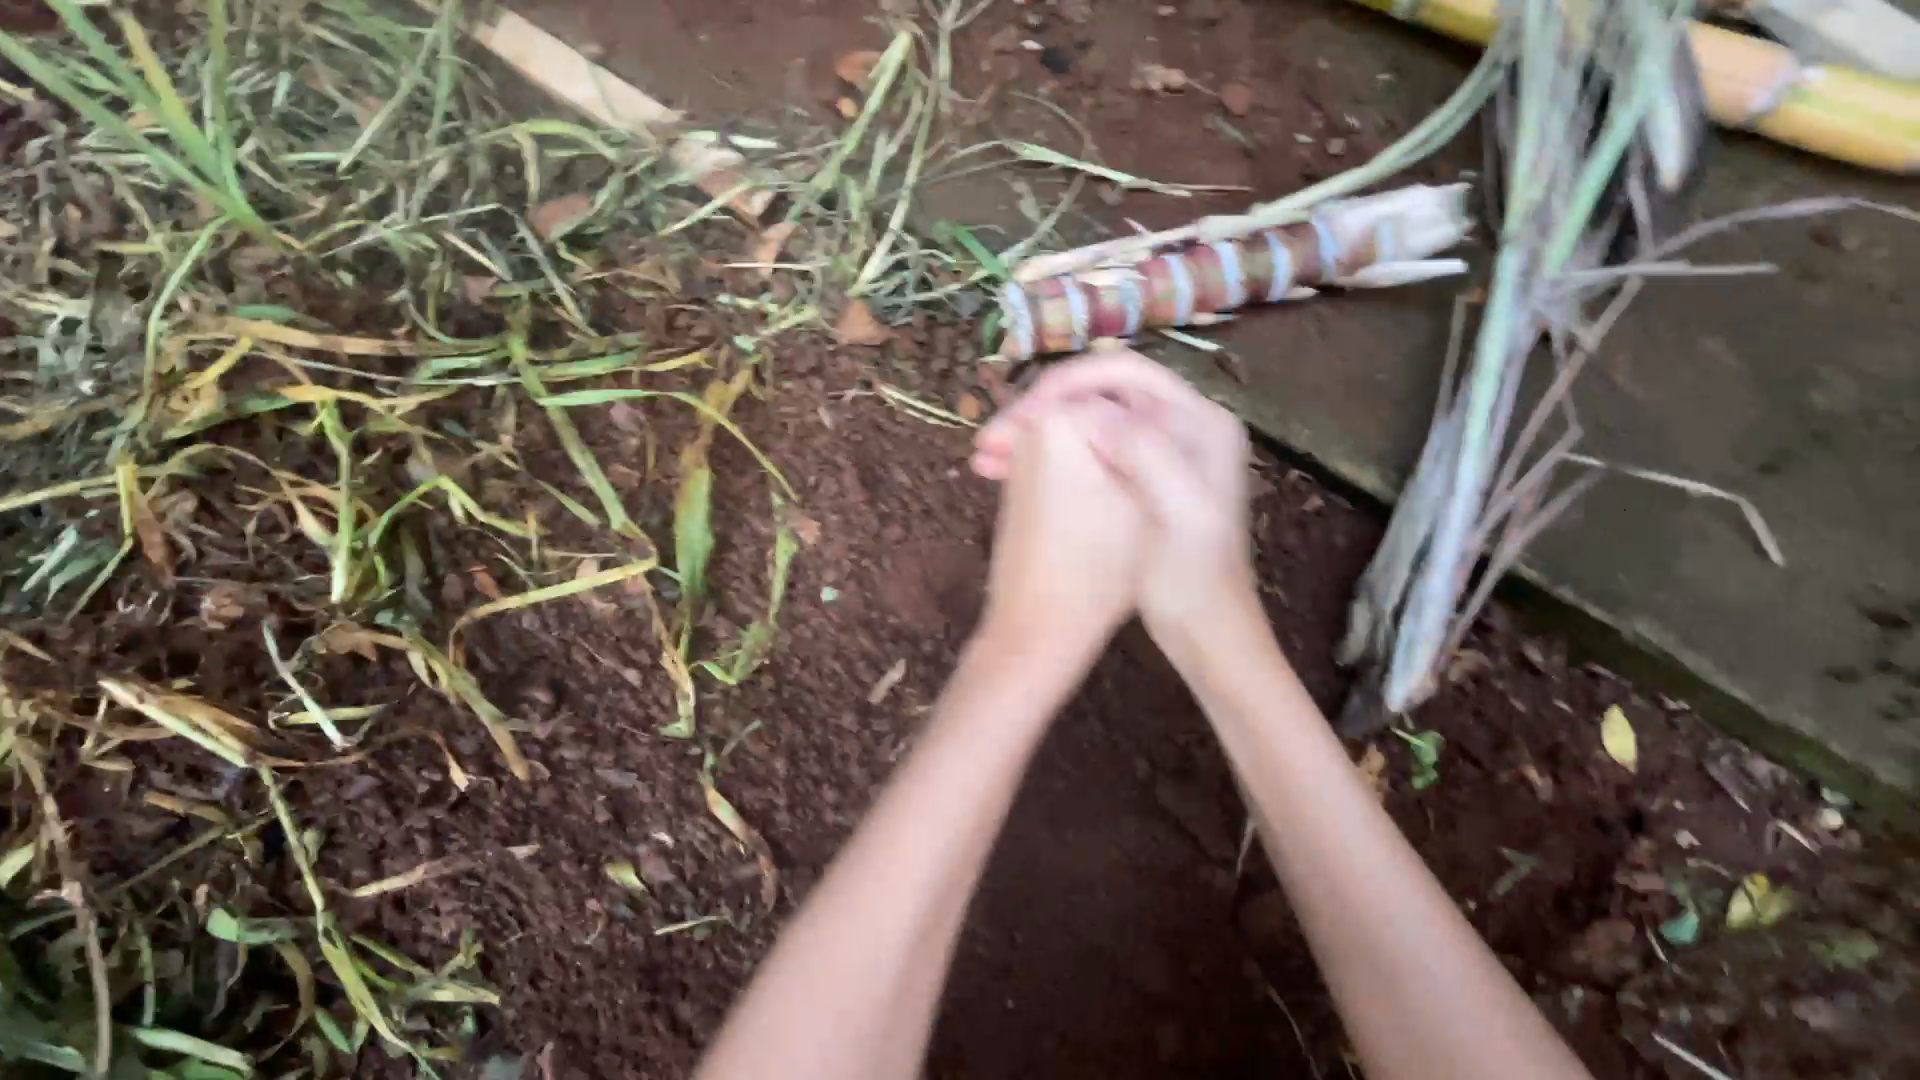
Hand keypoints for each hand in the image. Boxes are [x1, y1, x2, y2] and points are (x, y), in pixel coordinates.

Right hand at [973, 348, 1255, 651]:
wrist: (1204, 631)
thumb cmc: (1195, 576)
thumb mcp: (1179, 510)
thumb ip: (1142, 450)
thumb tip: (1083, 410)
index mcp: (1198, 420)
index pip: (1123, 372)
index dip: (1067, 383)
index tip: (1021, 412)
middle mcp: (1178, 425)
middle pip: (1097, 393)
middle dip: (1042, 408)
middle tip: (993, 435)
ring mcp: (1154, 453)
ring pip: (1082, 423)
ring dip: (1035, 434)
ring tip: (987, 455)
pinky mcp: (1131, 480)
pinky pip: (1080, 452)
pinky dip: (1044, 458)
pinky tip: (1004, 474)